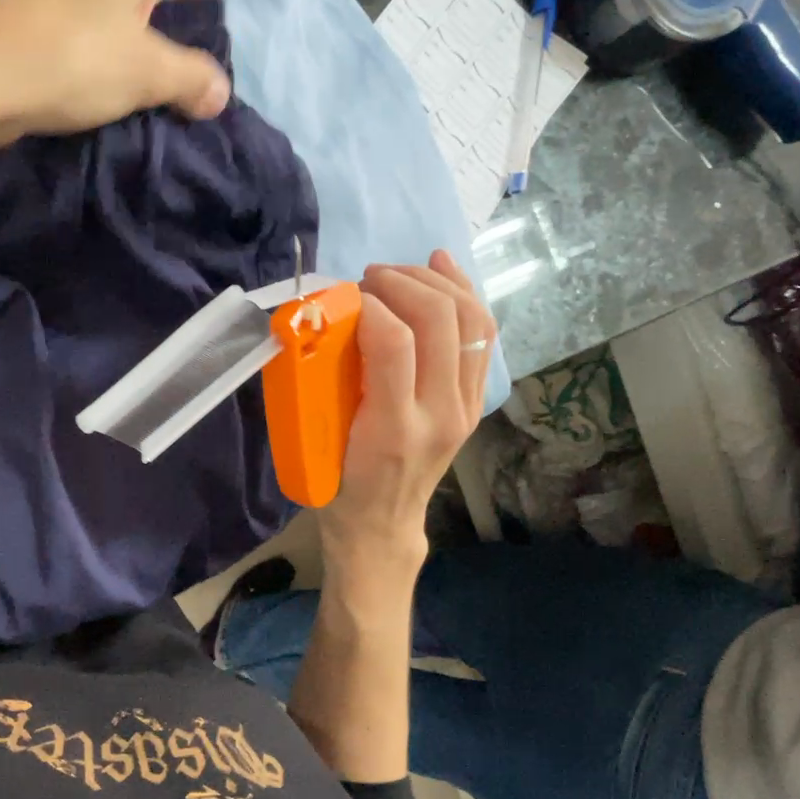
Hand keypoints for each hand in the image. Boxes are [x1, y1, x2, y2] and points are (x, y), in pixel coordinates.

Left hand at [0, 0, 231, 148]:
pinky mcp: (37, 18)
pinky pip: (88, 27)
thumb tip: (218, 94)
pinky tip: (96, 97)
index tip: (197, 14)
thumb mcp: (146, 73)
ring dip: (136, 45)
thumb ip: (191, 79)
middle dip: (171, 16)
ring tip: (132, 93)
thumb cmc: (72, 61)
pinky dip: (102, 56)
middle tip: (168, 66)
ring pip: (118, 4)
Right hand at [319, 251, 495, 582]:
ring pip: (471, 322)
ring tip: (400, 271)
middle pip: (440, 323)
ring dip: (437, 283)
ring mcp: (464, 407)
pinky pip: (480, 336)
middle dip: (404, 284)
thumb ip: (325, 386)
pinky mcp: (472, 402)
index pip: (394, 344)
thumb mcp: (318, 442)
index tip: (344, 296)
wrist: (379, 528)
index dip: (372, 306)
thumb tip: (325, 324)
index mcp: (391, 429)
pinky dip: (464, 295)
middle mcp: (439, 414)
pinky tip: (442, 270)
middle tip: (368, 278)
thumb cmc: (335, 487)